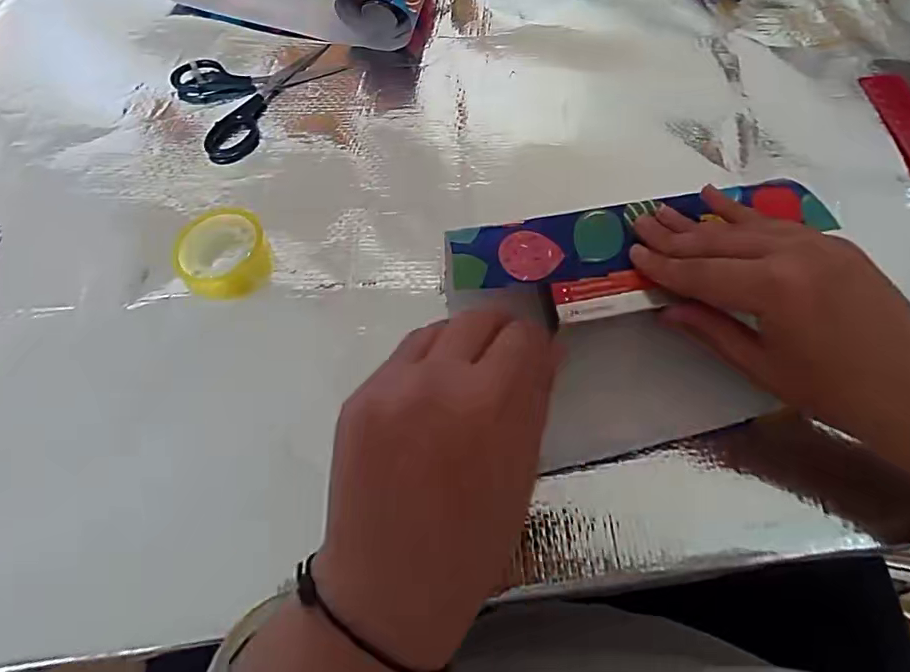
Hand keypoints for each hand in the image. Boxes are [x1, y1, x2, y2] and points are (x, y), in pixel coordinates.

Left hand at [313, 307, 558, 669]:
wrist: (387, 589)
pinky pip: (403, 357)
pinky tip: (430, 396)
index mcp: (487, 403)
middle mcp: (436, 381)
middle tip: (503, 362)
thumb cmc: (472, 539)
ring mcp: (390, 387)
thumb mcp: (522, 470)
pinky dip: (425, 364)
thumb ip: (537, 398)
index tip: (535, 358)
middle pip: (478, 320)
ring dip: (460, 343)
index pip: (522, 335)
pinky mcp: (358, 397)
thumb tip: (551, 347)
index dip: (535, 344)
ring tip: (465, 377)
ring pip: (438, 329)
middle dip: (500, 334)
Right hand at [631, 185, 909, 444]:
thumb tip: (668, 309)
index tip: (632, 249)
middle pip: (720, 241)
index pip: (702, 272)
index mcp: (773, 288)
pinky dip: (749, 218)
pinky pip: (780, 226)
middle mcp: (792, 252)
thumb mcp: (766, 369)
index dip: (664, 264)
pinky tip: (725, 204)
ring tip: (672, 207)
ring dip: (707, 219)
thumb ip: (713, 331)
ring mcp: (818, 243)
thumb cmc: (838, 395)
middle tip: (641, 220)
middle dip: (677, 234)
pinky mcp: (836, 245)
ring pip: (748, 226)